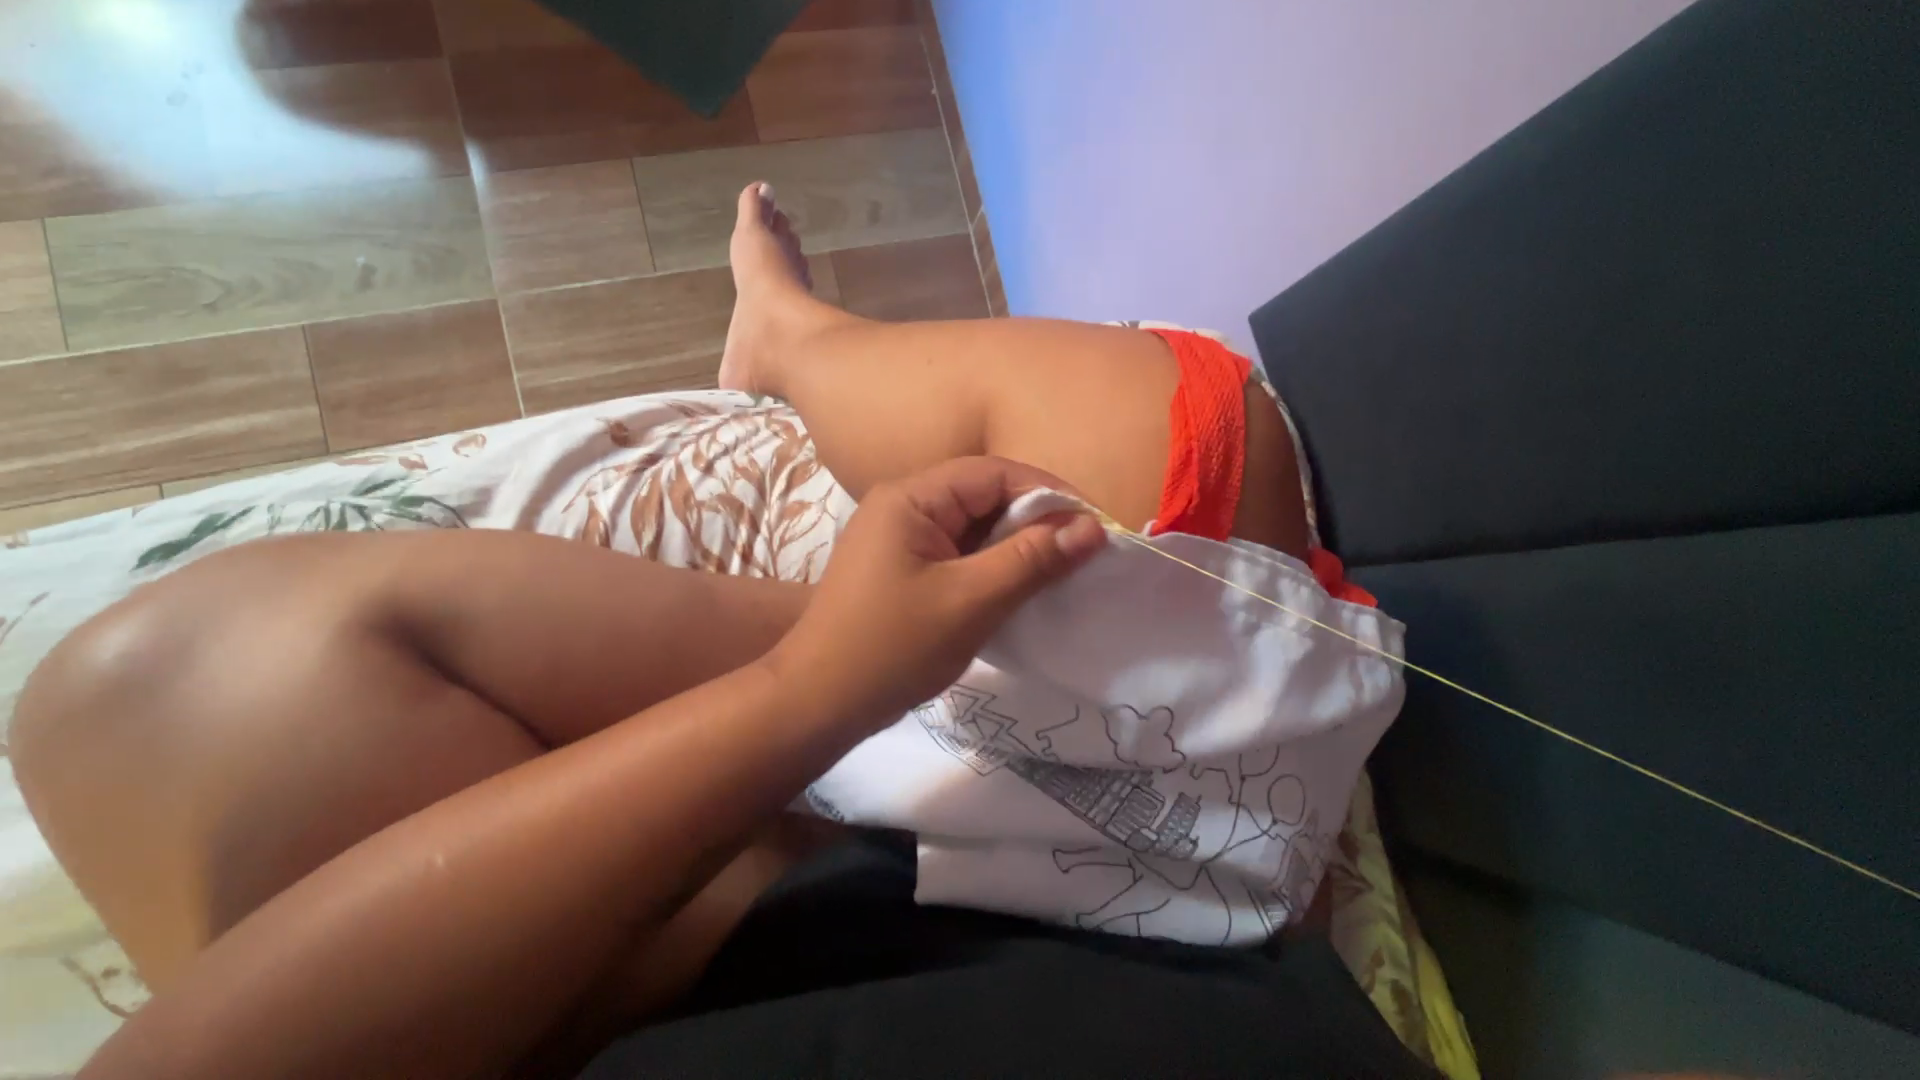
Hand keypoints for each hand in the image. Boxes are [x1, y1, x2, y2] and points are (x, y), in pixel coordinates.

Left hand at [764, 456, 1106, 727]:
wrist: (819, 703)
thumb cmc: (893, 648)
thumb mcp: (970, 602)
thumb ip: (1031, 559)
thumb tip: (1092, 528)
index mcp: (911, 498)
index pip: (994, 473)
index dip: (1049, 494)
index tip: (1095, 528)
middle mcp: (903, 507)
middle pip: (984, 497)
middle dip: (1035, 521)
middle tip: (1083, 554)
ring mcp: (899, 540)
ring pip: (973, 528)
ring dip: (1016, 547)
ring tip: (1060, 573)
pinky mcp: (901, 570)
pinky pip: (958, 555)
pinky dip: (991, 568)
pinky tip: (1019, 591)